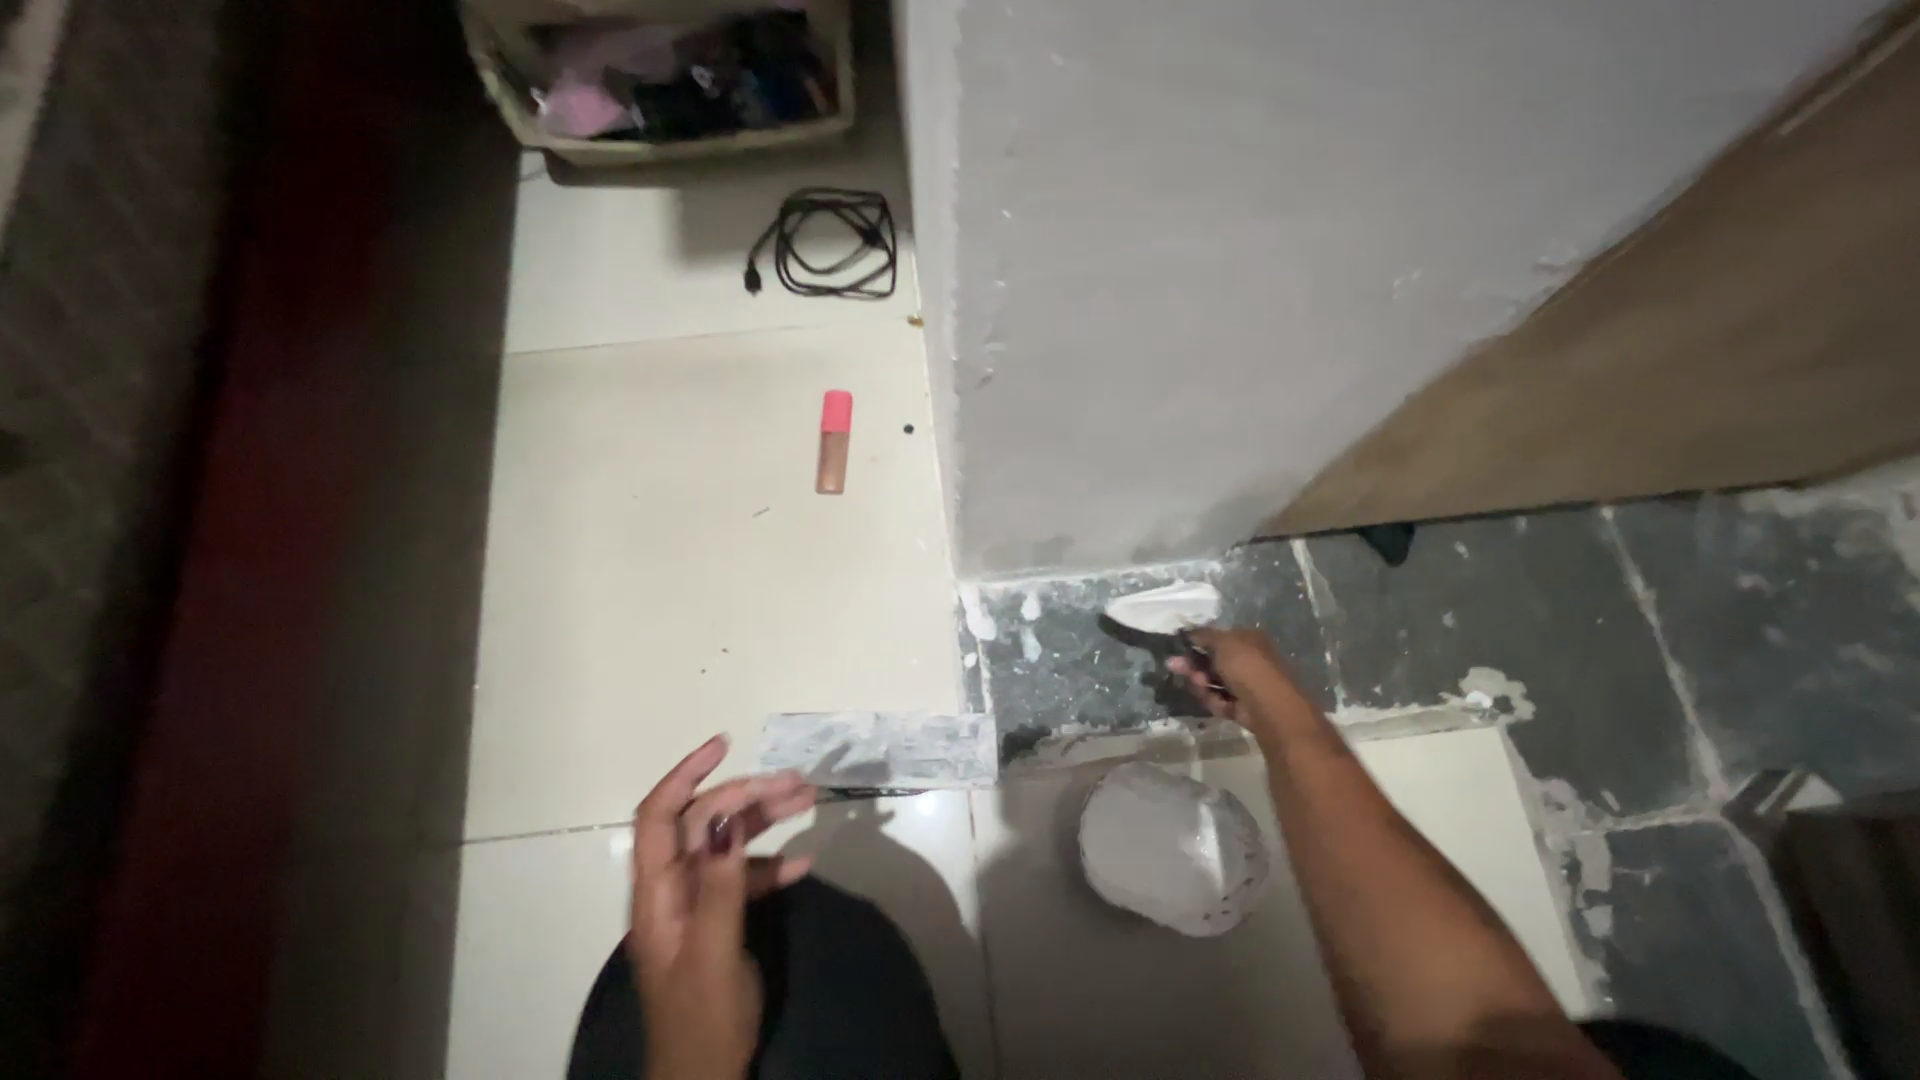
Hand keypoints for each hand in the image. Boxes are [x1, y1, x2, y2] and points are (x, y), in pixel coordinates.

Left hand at [628, 735, 816, 1079]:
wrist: (705, 1076)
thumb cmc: (703, 1019)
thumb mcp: (714, 952)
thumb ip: (719, 884)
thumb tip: (724, 819)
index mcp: (656, 893)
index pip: (658, 816)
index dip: (686, 775)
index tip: (724, 745)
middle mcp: (671, 889)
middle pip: (703, 824)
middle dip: (746, 795)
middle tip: (796, 783)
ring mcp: (696, 904)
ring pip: (727, 844)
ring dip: (765, 821)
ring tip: (809, 800)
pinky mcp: (719, 920)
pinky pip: (745, 877)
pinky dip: (774, 865)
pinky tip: (806, 862)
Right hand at [1168, 627, 1304, 730]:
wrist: (1267, 704)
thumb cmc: (1246, 665)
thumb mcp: (1222, 642)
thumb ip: (1202, 635)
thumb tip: (1187, 632)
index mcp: (1247, 640)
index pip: (1217, 639)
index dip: (1196, 643)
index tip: (1178, 648)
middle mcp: (1246, 660)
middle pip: (1210, 662)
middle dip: (1193, 666)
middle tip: (1176, 667)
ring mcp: (1244, 684)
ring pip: (1211, 683)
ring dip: (1202, 684)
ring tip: (1201, 685)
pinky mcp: (1240, 706)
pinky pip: (1219, 700)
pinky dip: (1215, 701)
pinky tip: (1219, 702)